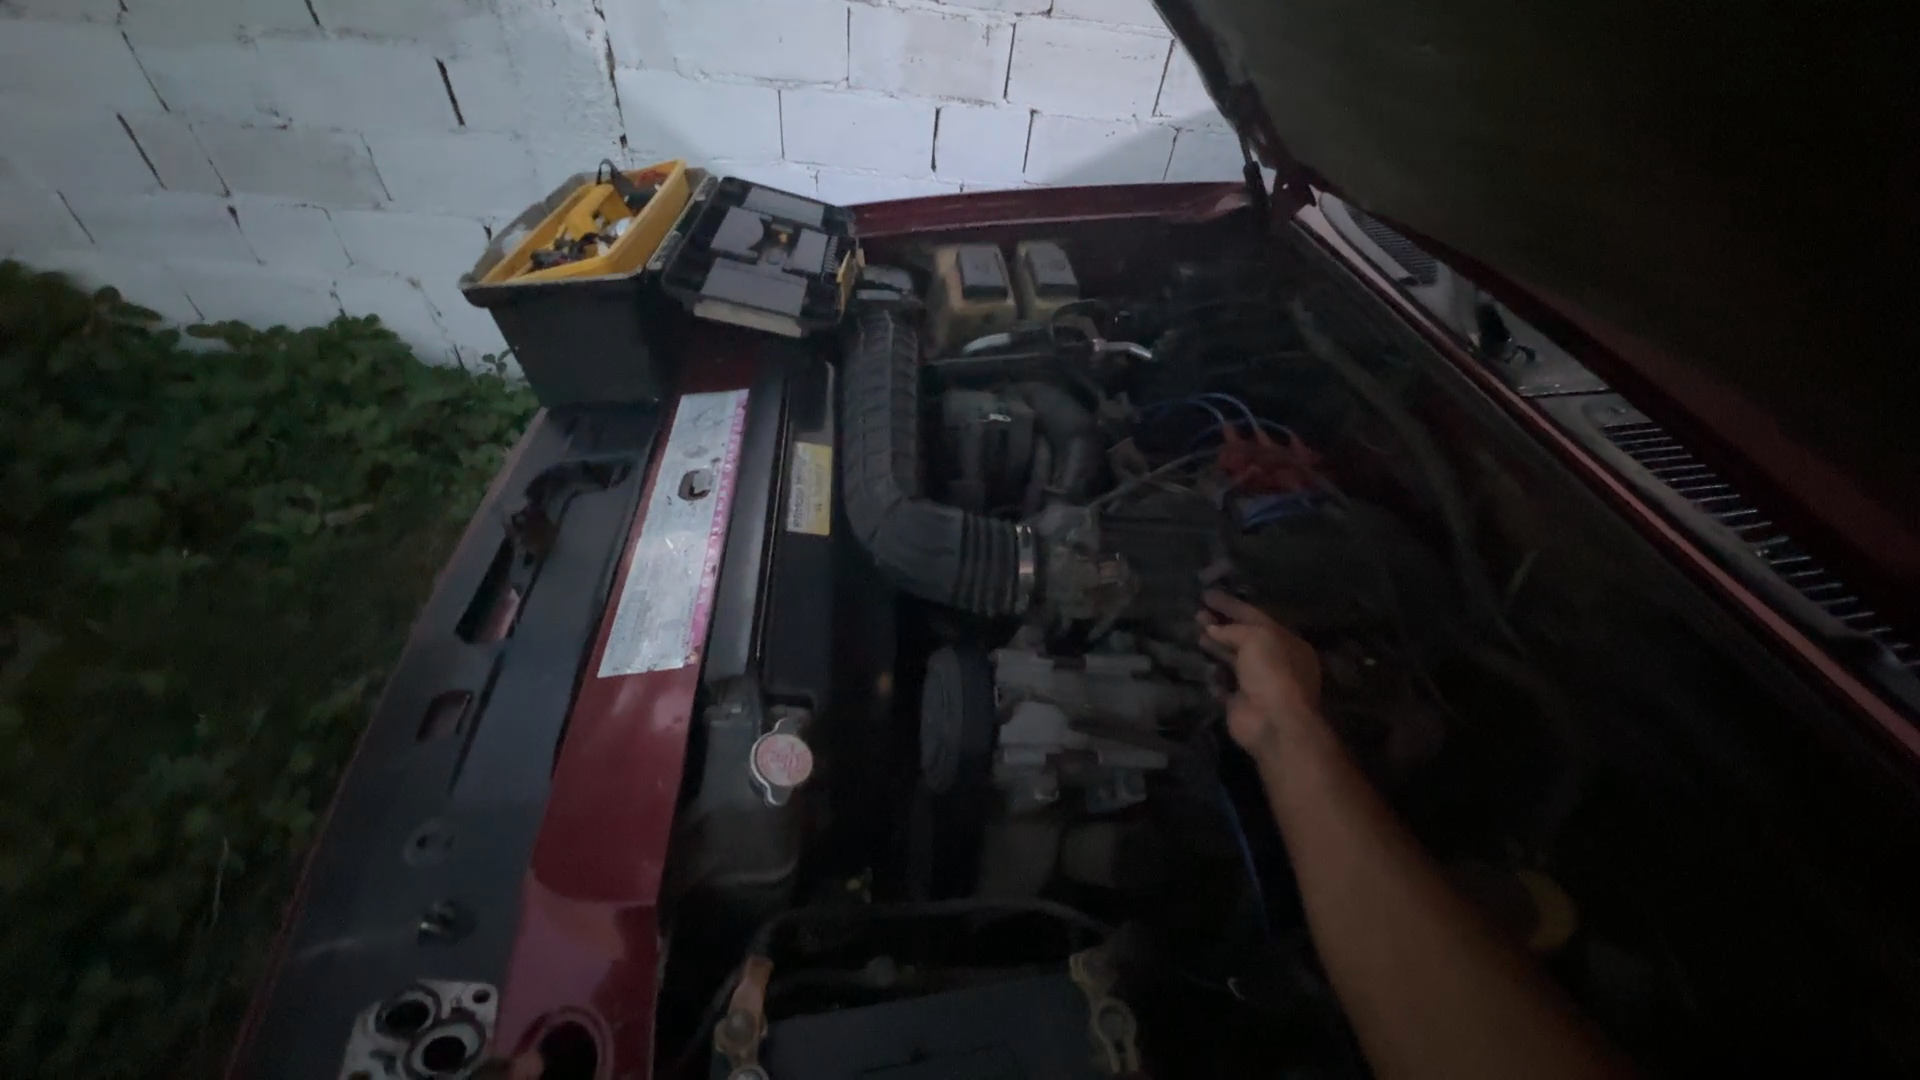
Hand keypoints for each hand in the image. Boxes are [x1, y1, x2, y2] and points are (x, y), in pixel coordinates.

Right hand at [1198, 590, 1322, 756]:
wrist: (1273, 721)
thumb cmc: (1272, 672)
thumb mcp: (1256, 638)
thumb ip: (1233, 630)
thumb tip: (1212, 628)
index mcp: (1286, 642)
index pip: (1255, 616)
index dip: (1231, 605)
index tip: (1207, 595)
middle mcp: (1274, 660)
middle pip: (1244, 636)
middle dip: (1221, 623)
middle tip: (1197, 611)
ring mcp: (1257, 681)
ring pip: (1232, 657)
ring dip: (1215, 643)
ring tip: (1194, 629)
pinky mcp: (1240, 700)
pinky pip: (1223, 681)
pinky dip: (1212, 670)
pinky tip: (1198, 659)